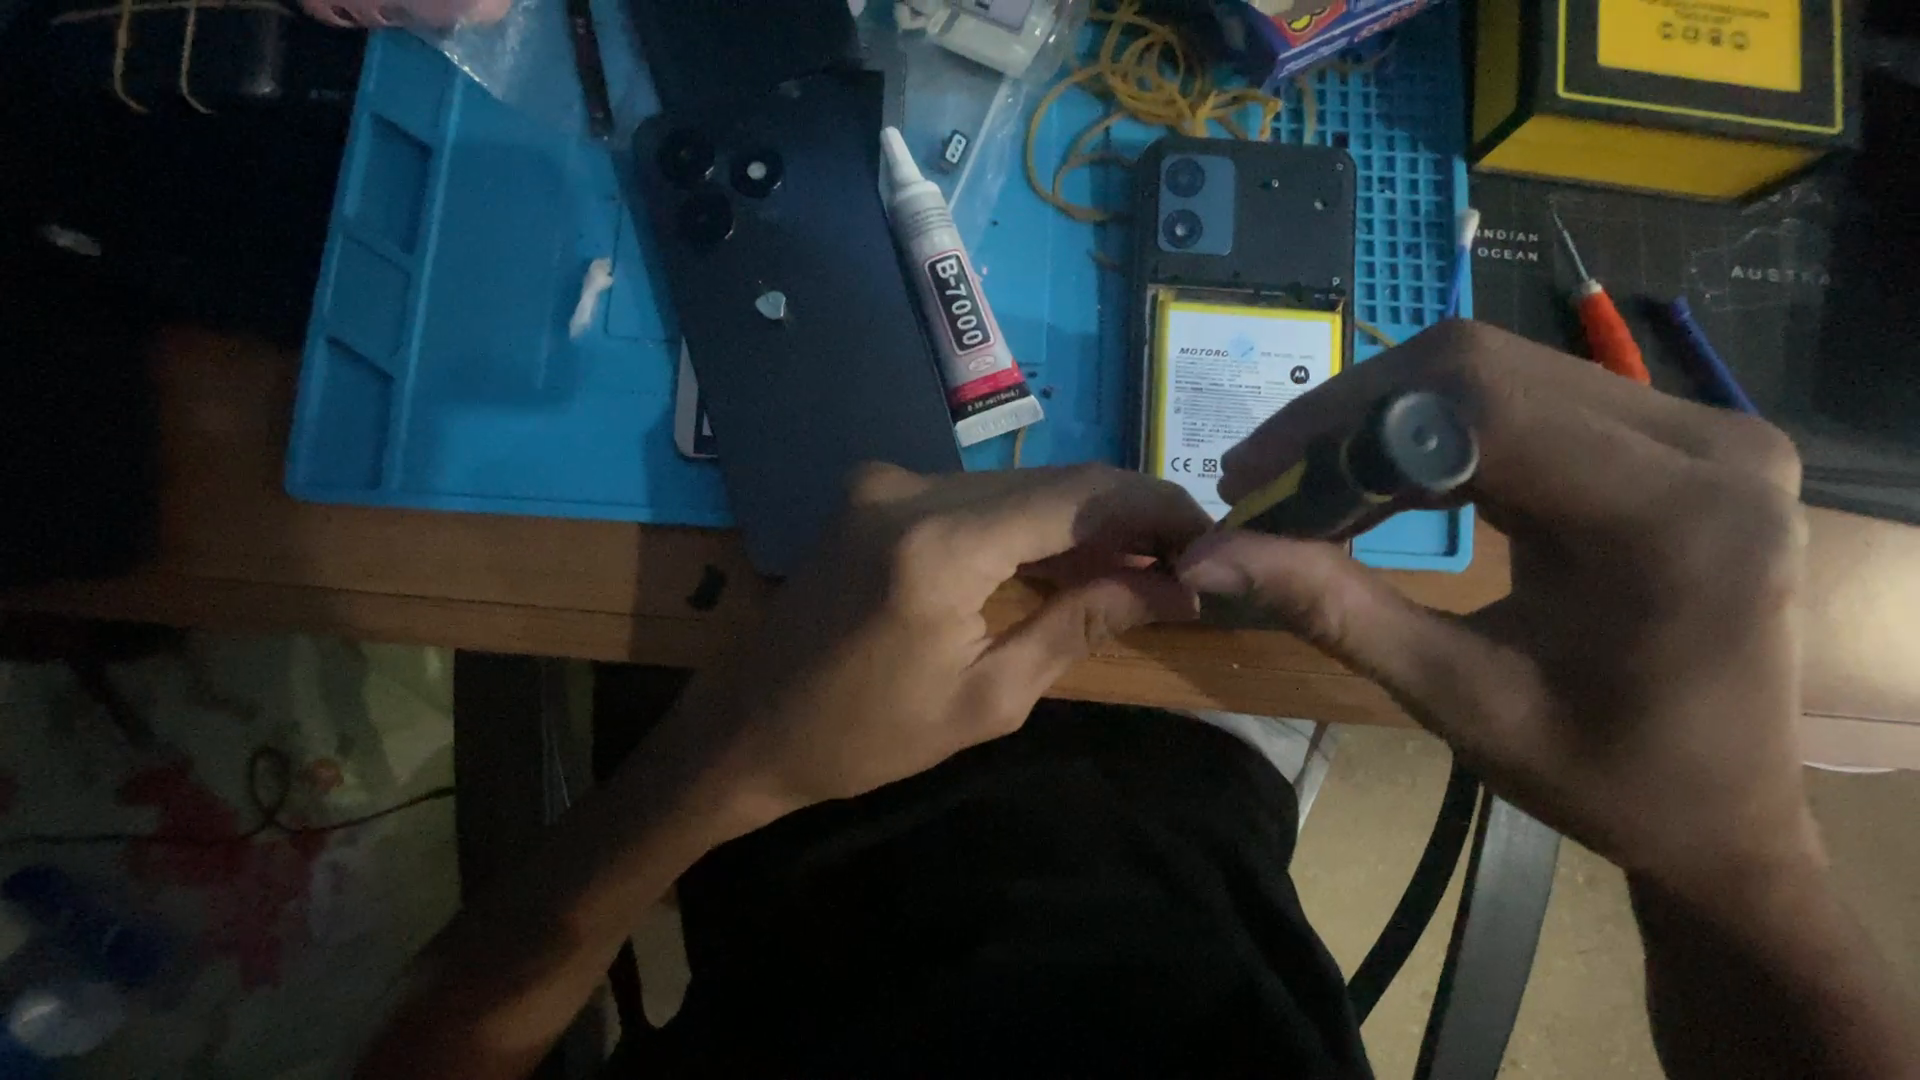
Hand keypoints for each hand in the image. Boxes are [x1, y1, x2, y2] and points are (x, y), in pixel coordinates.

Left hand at [661, 464, 1209, 829]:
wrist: (747, 728)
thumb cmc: (866, 737)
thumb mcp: (988, 698)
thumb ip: (1080, 623)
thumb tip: (1170, 585)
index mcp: (940, 545)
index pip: (1078, 495)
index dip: (1153, 508)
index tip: (1206, 537)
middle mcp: (911, 488)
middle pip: (1051, 481)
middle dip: (1125, 514)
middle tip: (1180, 560)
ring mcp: (885, 482)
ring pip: (1015, 484)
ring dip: (1078, 518)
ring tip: (1134, 565)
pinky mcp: (872, 491)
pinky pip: (972, 495)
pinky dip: (1024, 521)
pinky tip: (1060, 557)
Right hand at [1178, 321, 1819, 904]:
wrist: (1720, 812)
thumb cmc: (1597, 775)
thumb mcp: (1449, 694)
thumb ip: (1327, 607)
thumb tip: (1202, 557)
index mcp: (1671, 515)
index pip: (1478, 408)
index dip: (1339, 429)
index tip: (1248, 484)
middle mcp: (1709, 439)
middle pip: (1478, 369)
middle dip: (1343, 419)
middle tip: (1260, 483)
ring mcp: (1698, 427)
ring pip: (1490, 370)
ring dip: (1373, 421)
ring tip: (1302, 484)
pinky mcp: (1670, 436)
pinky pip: (1518, 398)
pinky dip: (1421, 432)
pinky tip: (1372, 480)